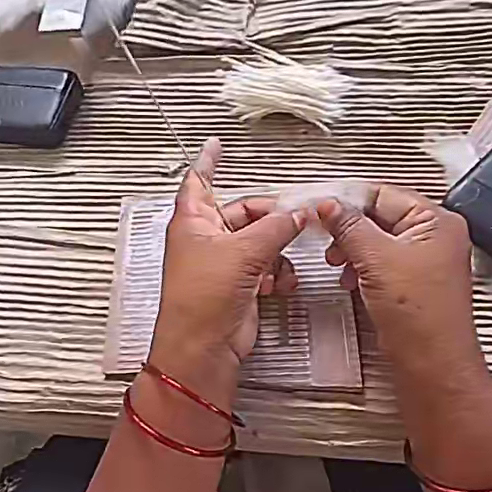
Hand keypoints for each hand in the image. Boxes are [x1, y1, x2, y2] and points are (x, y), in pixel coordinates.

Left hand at [150, 140, 303, 394]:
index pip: (200, 181)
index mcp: (194, 222)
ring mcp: (224, 262)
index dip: (209, 161)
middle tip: (295, 219)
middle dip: (270, 218)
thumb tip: (297, 214)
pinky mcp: (240, 284)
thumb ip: (274, 228)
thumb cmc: (203, 298)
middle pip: (244, 213)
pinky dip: (276, 271)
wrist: (205, 347)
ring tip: (283, 262)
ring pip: (260, 241)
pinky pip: (265, 265)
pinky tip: (281, 283)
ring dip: (277, 250)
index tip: (216, 144)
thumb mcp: (243, 252)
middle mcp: (207, 238)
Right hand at [317, 185, 483, 385]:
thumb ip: (350, 226)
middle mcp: (434, 237)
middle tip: (324, 233)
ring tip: (337, 259)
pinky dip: (361, 265)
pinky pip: (380, 262)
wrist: (432, 365)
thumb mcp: (377, 259)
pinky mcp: (412, 283)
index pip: (384, 194)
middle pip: (380, 216)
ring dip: (352, 247)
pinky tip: (348, 276)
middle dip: (349, 227)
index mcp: (437, 221)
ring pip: (377, 239)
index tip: (321, 205)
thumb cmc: (421, 317)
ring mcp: (424, 261)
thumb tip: (330, 205)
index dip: (349, 199)